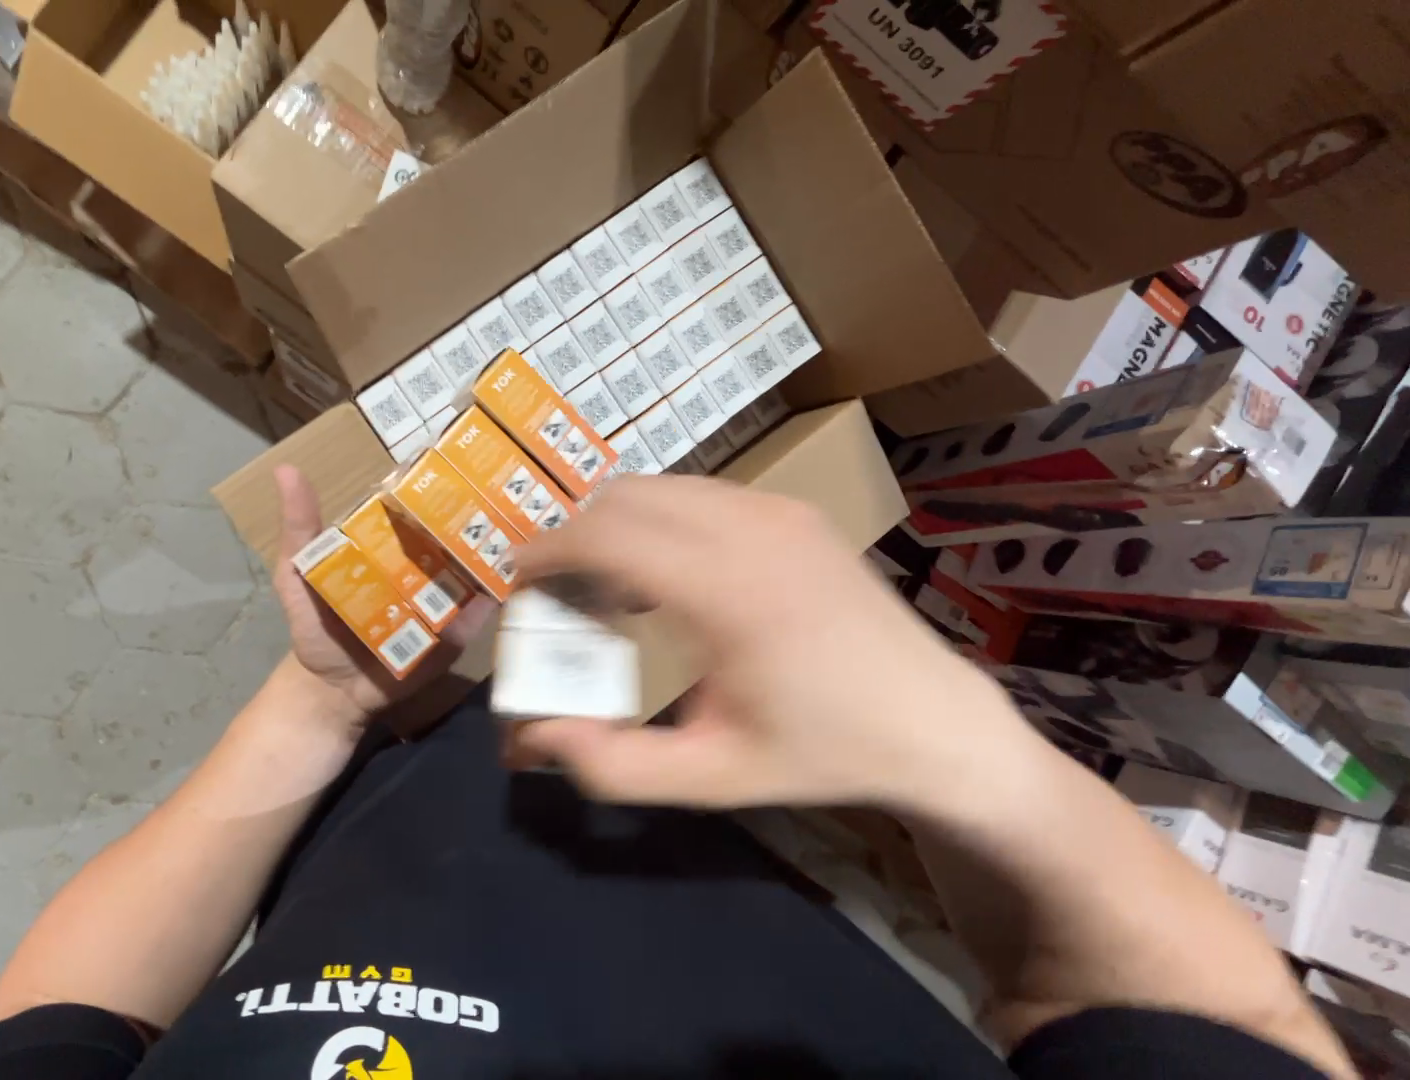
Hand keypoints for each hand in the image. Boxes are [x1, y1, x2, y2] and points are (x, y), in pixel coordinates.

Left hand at [270, 466, 495, 729]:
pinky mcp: (455, 634)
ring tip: (521, 528)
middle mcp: (421, 569)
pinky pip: (481, 612)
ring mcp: (442, 601)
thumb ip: (299, 529)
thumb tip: (286, 468)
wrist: (333, 692)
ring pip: (476, 570)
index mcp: (389, 549)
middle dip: (479, 517)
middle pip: (455, 538)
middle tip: (506, 491)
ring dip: (499, 551)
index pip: (418, 512)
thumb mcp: (296, 574)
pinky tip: (517, 576)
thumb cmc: (315, 629)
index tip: (462, 459)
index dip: (438, 488)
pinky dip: (500, 595)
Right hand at [513, 476, 1041, 812]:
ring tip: (609, 586)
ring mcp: (778, 510)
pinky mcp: (794, 509)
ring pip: (658, 487)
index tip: (519, 578)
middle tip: (560, 591)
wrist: (937, 724)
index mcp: (726, 593)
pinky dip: (658, 520)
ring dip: (615, 525)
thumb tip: (533, 735)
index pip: (606, 537)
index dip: (548, 551)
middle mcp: (750, 530)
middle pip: (622, 497)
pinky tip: (668, 577)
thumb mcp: (711, 778)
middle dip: (574, 535)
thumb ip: (613, 765)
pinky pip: (697, 494)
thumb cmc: (820, 754)